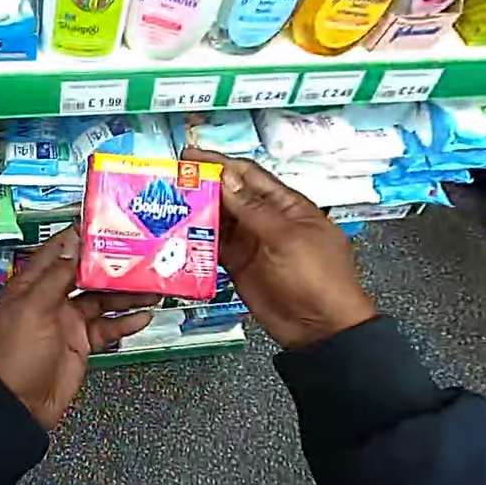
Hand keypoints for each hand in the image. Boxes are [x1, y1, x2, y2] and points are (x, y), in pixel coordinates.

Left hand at [0, 226, 159, 429]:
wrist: (19, 404)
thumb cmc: (17, 354)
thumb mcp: (34, 308)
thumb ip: (57, 275)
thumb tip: (76, 244)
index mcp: (34, 284)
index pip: (59, 250)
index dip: (81, 237)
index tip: (107, 225)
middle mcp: (52, 297)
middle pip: (88, 274)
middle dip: (114, 266)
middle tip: (142, 256)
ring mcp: (68, 320)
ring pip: (103, 299)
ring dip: (127, 294)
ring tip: (153, 288)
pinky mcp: (82, 341)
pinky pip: (108, 326)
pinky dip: (126, 321)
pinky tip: (144, 316)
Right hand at [183, 147, 375, 349]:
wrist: (320, 328)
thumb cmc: (316, 277)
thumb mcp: (286, 238)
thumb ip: (252, 208)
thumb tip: (225, 176)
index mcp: (285, 205)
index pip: (247, 175)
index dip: (218, 163)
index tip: (189, 156)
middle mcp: (265, 219)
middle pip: (228, 196)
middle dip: (200, 186)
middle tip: (167, 181)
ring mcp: (250, 243)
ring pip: (217, 221)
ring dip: (194, 212)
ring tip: (164, 205)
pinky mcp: (238, 266)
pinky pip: (213, 248)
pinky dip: (195, 241)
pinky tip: (175, 236)